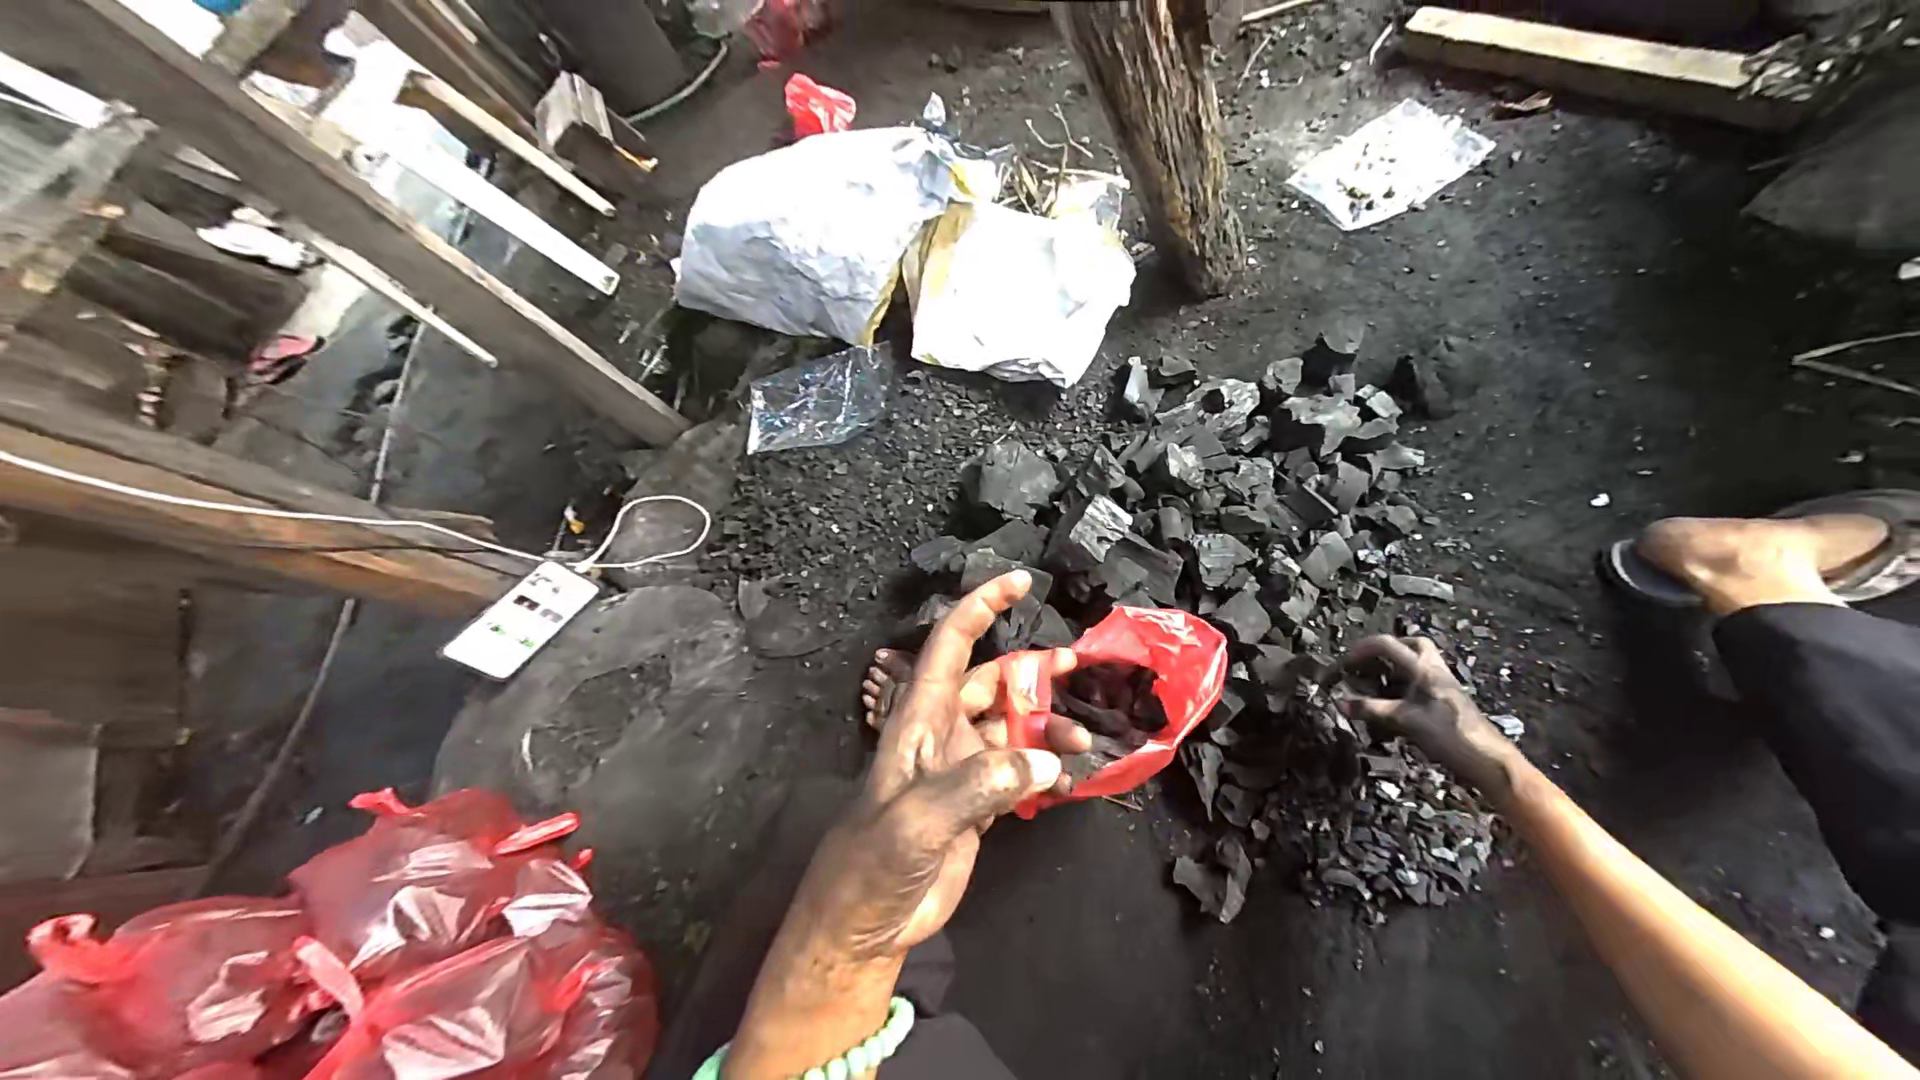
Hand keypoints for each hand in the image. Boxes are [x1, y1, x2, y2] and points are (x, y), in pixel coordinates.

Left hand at [725, 573, 1090, 1079]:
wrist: (867, 921)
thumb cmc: (874, 860)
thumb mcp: (919, 818)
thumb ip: (980, 784)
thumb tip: (1042, 759)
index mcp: (921, 718)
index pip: (951, 644)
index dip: (981, 606)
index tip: (1020, 580)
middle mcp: (945, 732)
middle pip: (994, 682)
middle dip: (1033, 670)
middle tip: (1076, 667)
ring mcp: (964, 766)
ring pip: (1014, 726)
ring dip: (1048, 725)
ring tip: (1081, 739)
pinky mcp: (980, 801)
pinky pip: (1021, 769)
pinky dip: (1046, 768)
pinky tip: (1070, 778)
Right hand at [1339, 635, 1524, 798]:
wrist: (1489, 760)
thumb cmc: (1449, 734)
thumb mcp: (1404, 720)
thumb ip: (1370, 709)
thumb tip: (1339, 704)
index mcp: (1424, 669)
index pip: (1387, 644)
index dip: (1361, 650)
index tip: (1345, 664)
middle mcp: (1435, 671)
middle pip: (1412, 644)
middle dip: (1386, 648)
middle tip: (1369, 662)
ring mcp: (1444, 684)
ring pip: (1419, 661)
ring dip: (1396, 665)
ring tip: (1377, 680)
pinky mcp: (1448, 699)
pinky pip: (1423, 679)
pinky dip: (1405, 682)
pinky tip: (1395, 699)